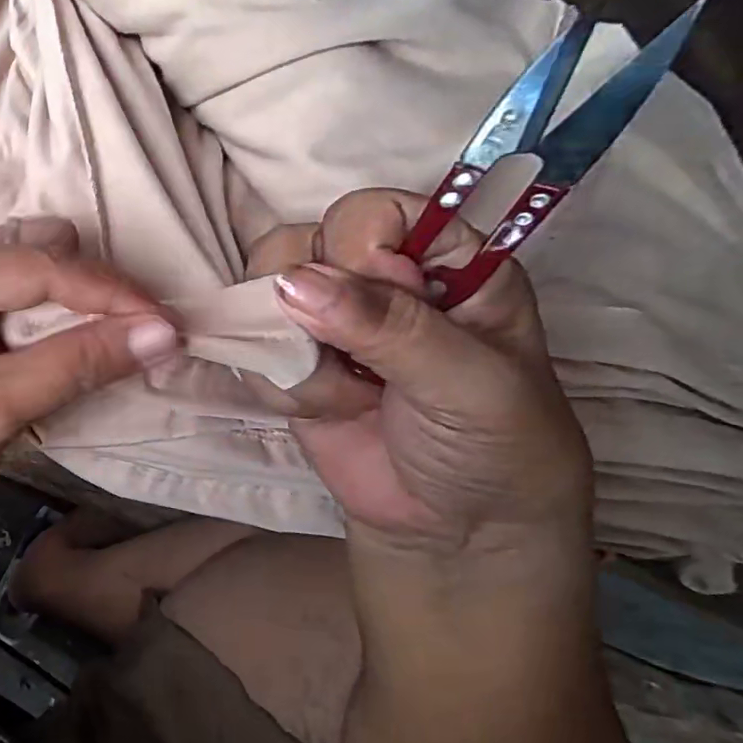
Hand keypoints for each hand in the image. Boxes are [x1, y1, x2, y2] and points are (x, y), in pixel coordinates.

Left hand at [0, 218, 180, 540]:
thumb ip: (72, 365)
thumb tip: (159, 334)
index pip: (39, 267)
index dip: (109, 292)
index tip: (167, 324)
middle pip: (42, 251)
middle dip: (97, 289)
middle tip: (143, 332)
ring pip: (40, 265)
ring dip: (83, 297)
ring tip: (117, 335)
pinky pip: (29, 293)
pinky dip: (63, 312)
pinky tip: (81, 338)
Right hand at [266, 189, 592, 559]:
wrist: (447, 531)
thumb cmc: (493, 448)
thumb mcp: (469, 382)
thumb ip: (389, 326)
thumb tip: (292, 283)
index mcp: (444, 262)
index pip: (373, 211)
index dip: (364, 248)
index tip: (386, 299)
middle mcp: (376, 281)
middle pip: (300, 241)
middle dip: (316, 300)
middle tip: (357, 350)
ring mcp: (324, 322)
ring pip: (262, 290)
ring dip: (292, 345)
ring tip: (344, 386)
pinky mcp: (287, 362)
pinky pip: (249, 348)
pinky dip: (280, 384)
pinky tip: (326, 410)